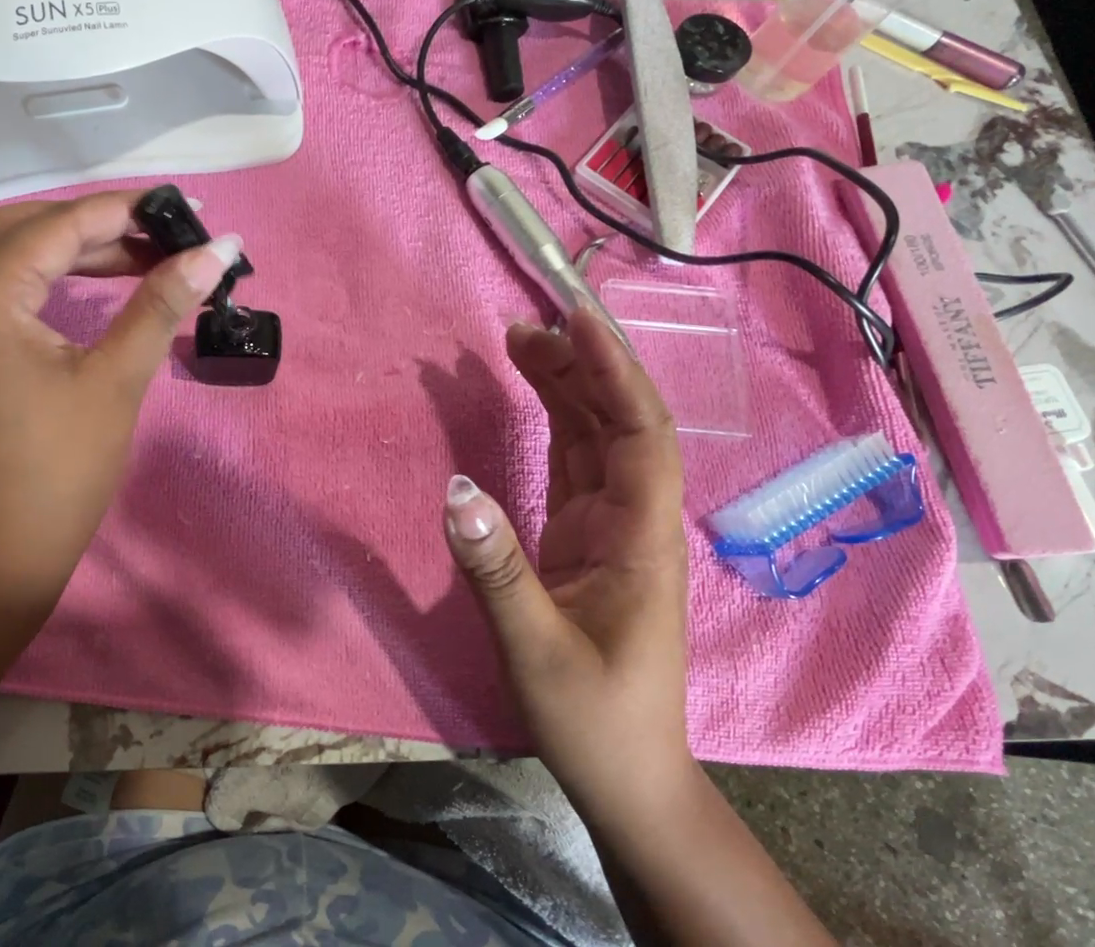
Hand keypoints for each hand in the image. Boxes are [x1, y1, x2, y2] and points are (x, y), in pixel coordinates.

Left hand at [0, 191, 240, 604]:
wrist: (0, 547)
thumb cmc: (62, 468)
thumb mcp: (117, 378)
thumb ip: (161, 302)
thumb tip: (219, 248)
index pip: (59, 226)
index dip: (124, 213)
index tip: (182, 211)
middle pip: (21, 228)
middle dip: (91, 227)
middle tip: (156, 242)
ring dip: (49, 244)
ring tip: (116, 259)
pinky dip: (2, 268)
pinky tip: (35, 281)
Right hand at [445, 309, 691, 806]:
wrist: (626, 774)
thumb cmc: (594, 717)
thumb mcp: (536, 649)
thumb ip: (497, 569)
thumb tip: (454, 489)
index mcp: (640, 539)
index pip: (639, 436)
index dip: (613, 373)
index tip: (576, 319)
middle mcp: (632, 522)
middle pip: (616, 426)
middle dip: (580, 369)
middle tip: (523, 327)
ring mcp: (608, 531)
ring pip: (593, 442)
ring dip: (565, 391)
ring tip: (520, 345)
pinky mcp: (583, 544)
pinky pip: (571, 469)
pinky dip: (552, 428)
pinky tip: (533, 403)